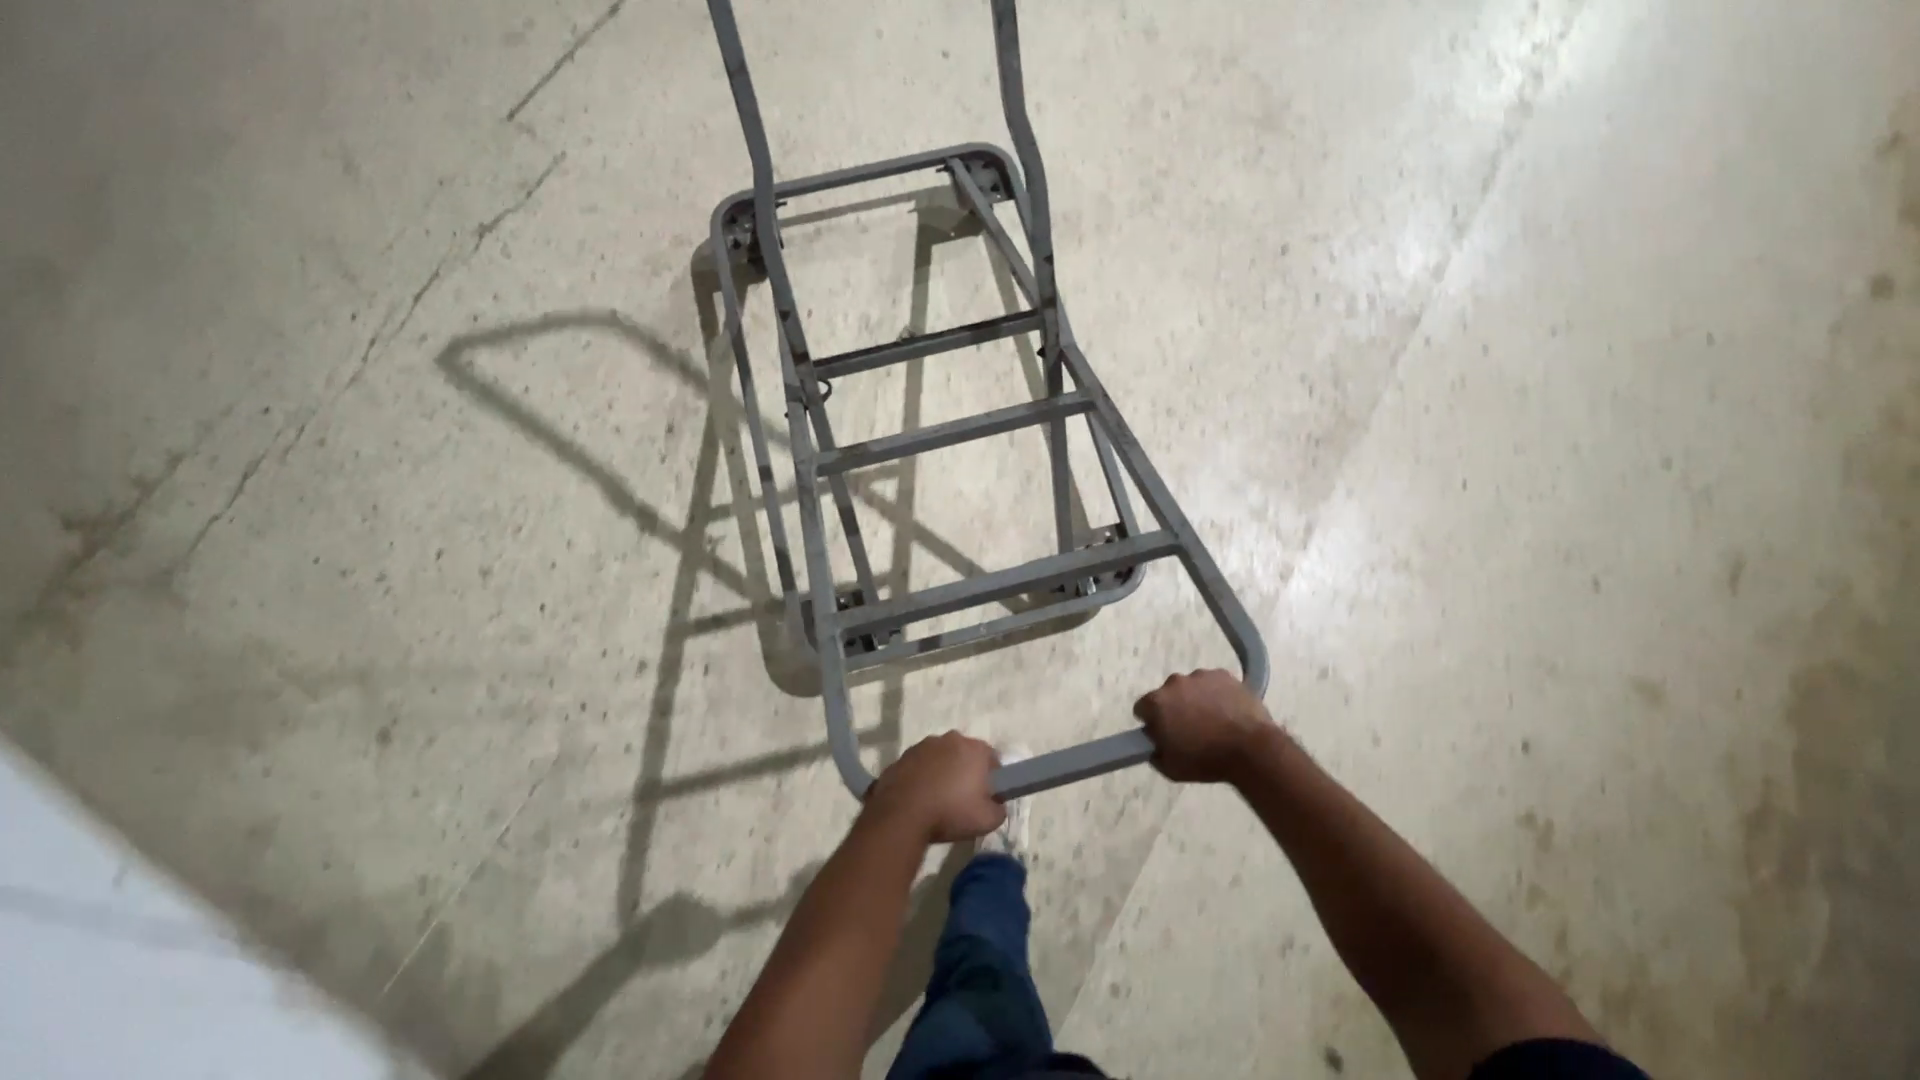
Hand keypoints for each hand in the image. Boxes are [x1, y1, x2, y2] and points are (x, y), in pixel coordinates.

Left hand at [862, 731, 1005, 842]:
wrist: (902, 815)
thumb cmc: (950, 813)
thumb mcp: (989, 820)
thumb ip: (999, 808)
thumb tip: (995, 803)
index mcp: (974, 749)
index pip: (992, 759)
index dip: (992, 778)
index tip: (985, 796)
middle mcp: (949, 739)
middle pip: (964, 754)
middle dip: (966, 771)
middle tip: (962, 798)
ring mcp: (923, 746)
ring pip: (940, 758)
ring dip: (942, 772)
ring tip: (938, 799)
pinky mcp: (902, 757)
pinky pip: (919, 766)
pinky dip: (922, 777)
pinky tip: (919, 797)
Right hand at [1133, 669, 1281, 783]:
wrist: (1251, 749)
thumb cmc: (1206, 761)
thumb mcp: (1170, 768)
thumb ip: (1155, 752)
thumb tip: (1155, 743)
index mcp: (1156, 703)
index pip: (1142, 708)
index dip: (1151, 722)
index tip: (1163, 734)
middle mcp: (1174, 682)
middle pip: (1167, 695)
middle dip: (1174, 709)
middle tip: (1190, 729)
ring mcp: (1201, 676)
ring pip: (1191, 687)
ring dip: (1196, 700)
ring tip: (1214, 721)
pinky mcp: (1224, 675)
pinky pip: (1213, 683)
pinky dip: (1216, 694)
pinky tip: (1228, 712)